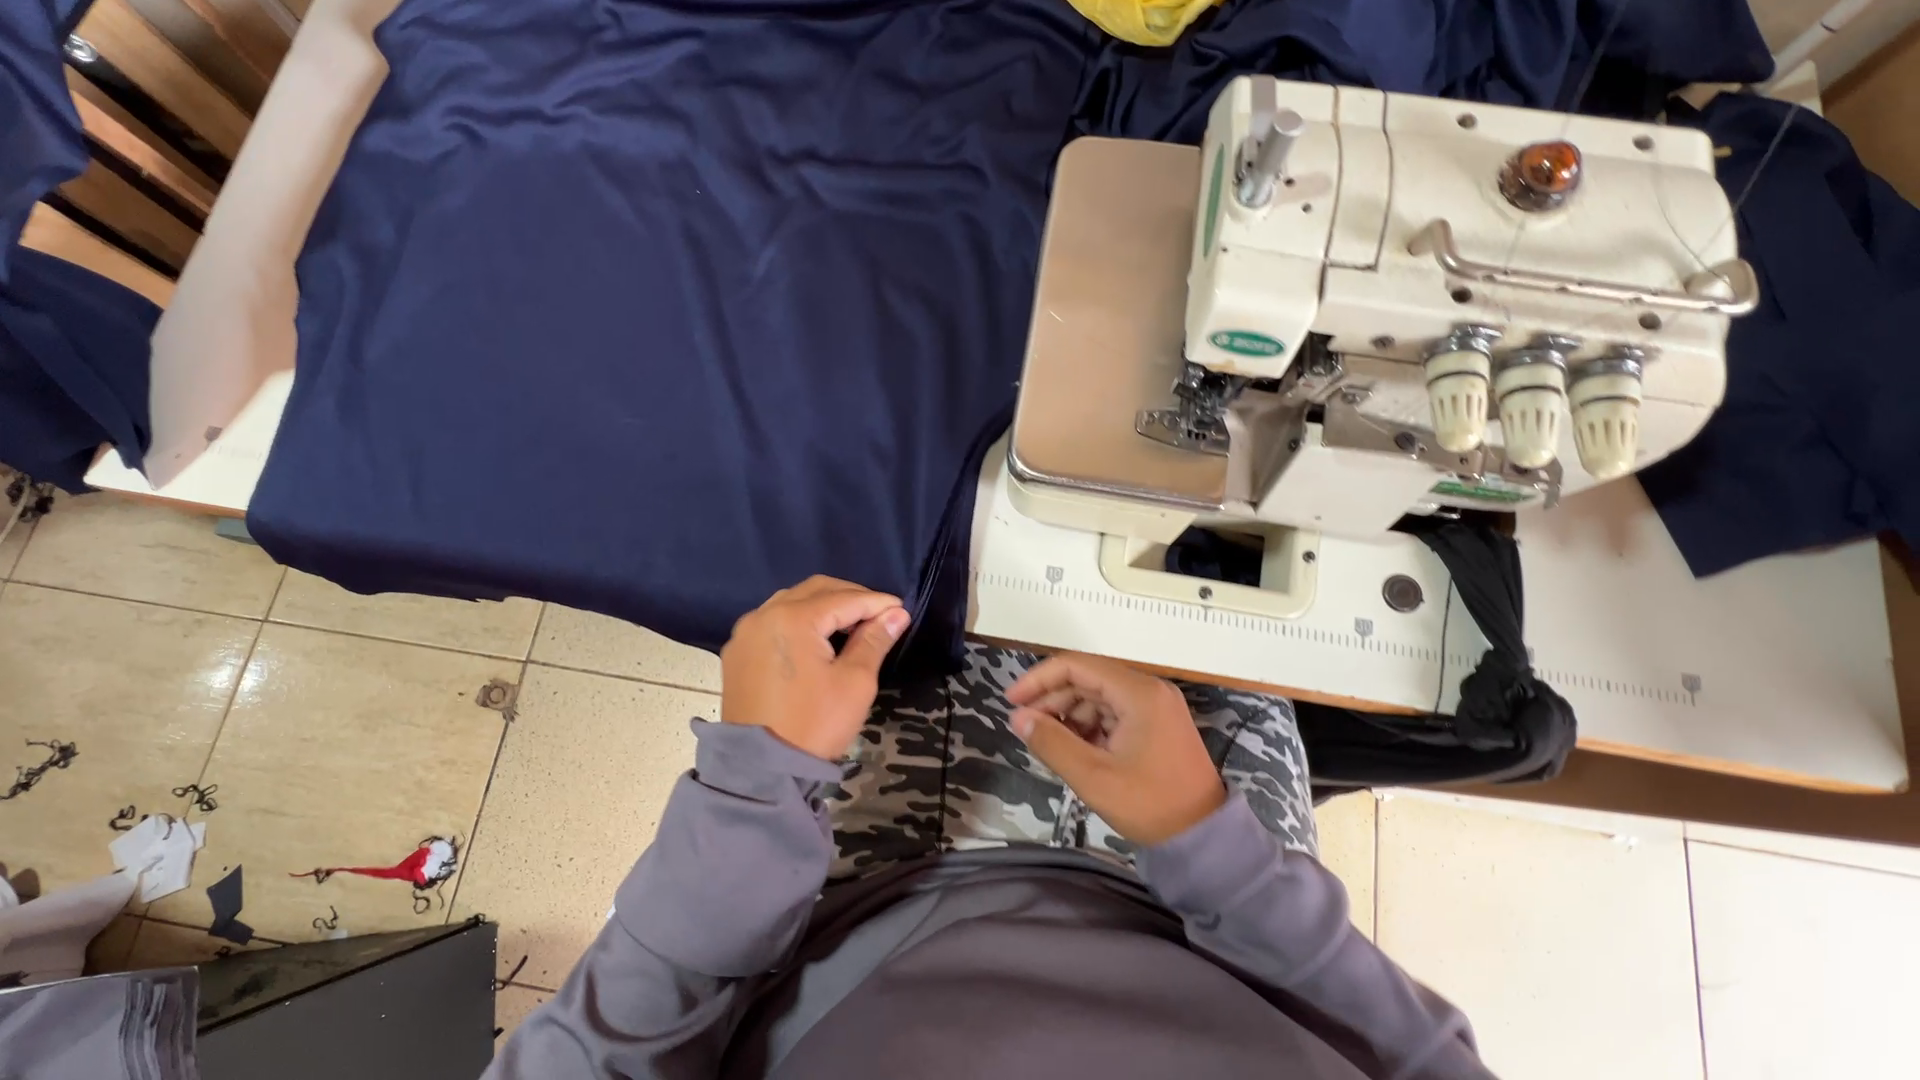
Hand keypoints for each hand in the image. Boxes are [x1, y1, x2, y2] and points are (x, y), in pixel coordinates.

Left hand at [720, 575, 910, 760]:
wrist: (760, 770)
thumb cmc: (814, 724)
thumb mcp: (855, 682)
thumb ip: (874, 640)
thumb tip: (897, 614)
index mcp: (792, 619)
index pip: (843, 599)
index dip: (876, 602)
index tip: (901, 609)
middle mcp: (763, 615)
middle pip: (814, 590)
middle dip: (850, 597)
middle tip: (879, 614)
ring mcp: (745, 634)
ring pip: (791, 602)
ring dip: (823, 607)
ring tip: (852, 625)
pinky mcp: (737, 653)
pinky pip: (772, 622)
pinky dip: (799, 621)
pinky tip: (818, 638)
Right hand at [1006, 653, 1225, 845]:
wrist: (1203, 836)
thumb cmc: (1149, 804)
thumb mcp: (1093, 776)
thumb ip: (1051, 742)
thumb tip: (1018, 718)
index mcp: (1138, 693)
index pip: (1076, 666)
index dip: (1039, 679)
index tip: (1012, 701)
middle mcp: (1148, 690)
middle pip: (1087, 678)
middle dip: (1052, 698)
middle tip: (1025, 726)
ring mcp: (1154, 707)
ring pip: (1097, 696)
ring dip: (1068, 714)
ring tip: (1047, 742)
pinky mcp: (1155, 725)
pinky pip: (1112, 713)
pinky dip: (1088, 725)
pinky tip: (1072, 748)